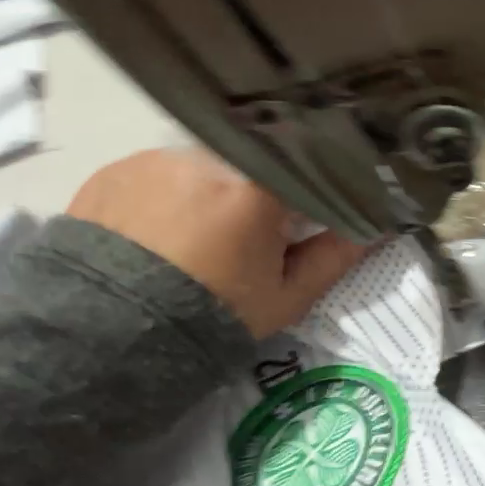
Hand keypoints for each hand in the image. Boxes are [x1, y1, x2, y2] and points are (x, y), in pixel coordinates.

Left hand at [66, 148, 368, 337]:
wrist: (107, 327)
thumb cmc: (216, 311)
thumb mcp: (289, 294)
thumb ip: (336, 256)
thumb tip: (377, 229)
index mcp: (257, 187)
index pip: (308, 169)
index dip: (320, 190)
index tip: (322, 213)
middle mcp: (207, 158)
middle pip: (258, 162)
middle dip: (266, 189)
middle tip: (265, 228)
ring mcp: (156, 159)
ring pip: (211, 164)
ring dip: (219, 188)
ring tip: (212, 229)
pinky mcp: (116, 168)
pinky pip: (166, 171)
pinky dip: (178, 192)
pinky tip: (172, 225)